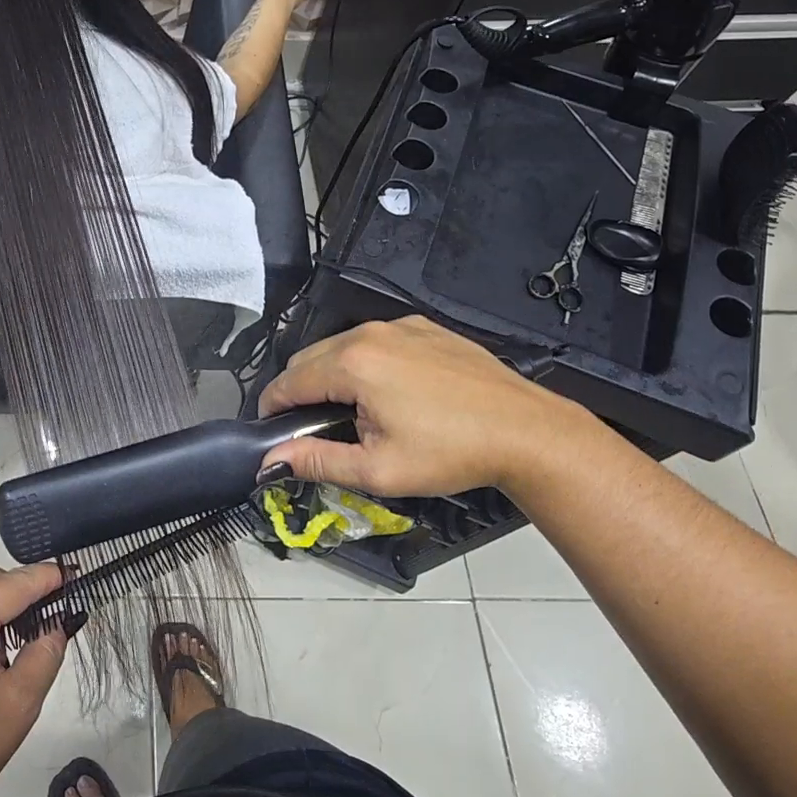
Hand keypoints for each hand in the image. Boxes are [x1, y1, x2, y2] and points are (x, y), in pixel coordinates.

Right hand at [258, 318, 607, 498]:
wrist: (527, 432)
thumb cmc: (450, 453)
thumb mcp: (378, 470)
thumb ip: (316, 462)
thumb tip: (269, 462)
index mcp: (352, 364)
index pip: (287, 382)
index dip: (272, 410)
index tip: (275, 435)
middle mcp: (369, 334)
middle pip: (308, 359)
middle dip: (301, 393)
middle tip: (319, 432)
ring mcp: (400, 326)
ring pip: (340, 347)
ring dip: (332, 377)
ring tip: (356, 415)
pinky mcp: (425, 328)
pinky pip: (375, 340)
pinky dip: (366, 363)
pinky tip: (391, 395)